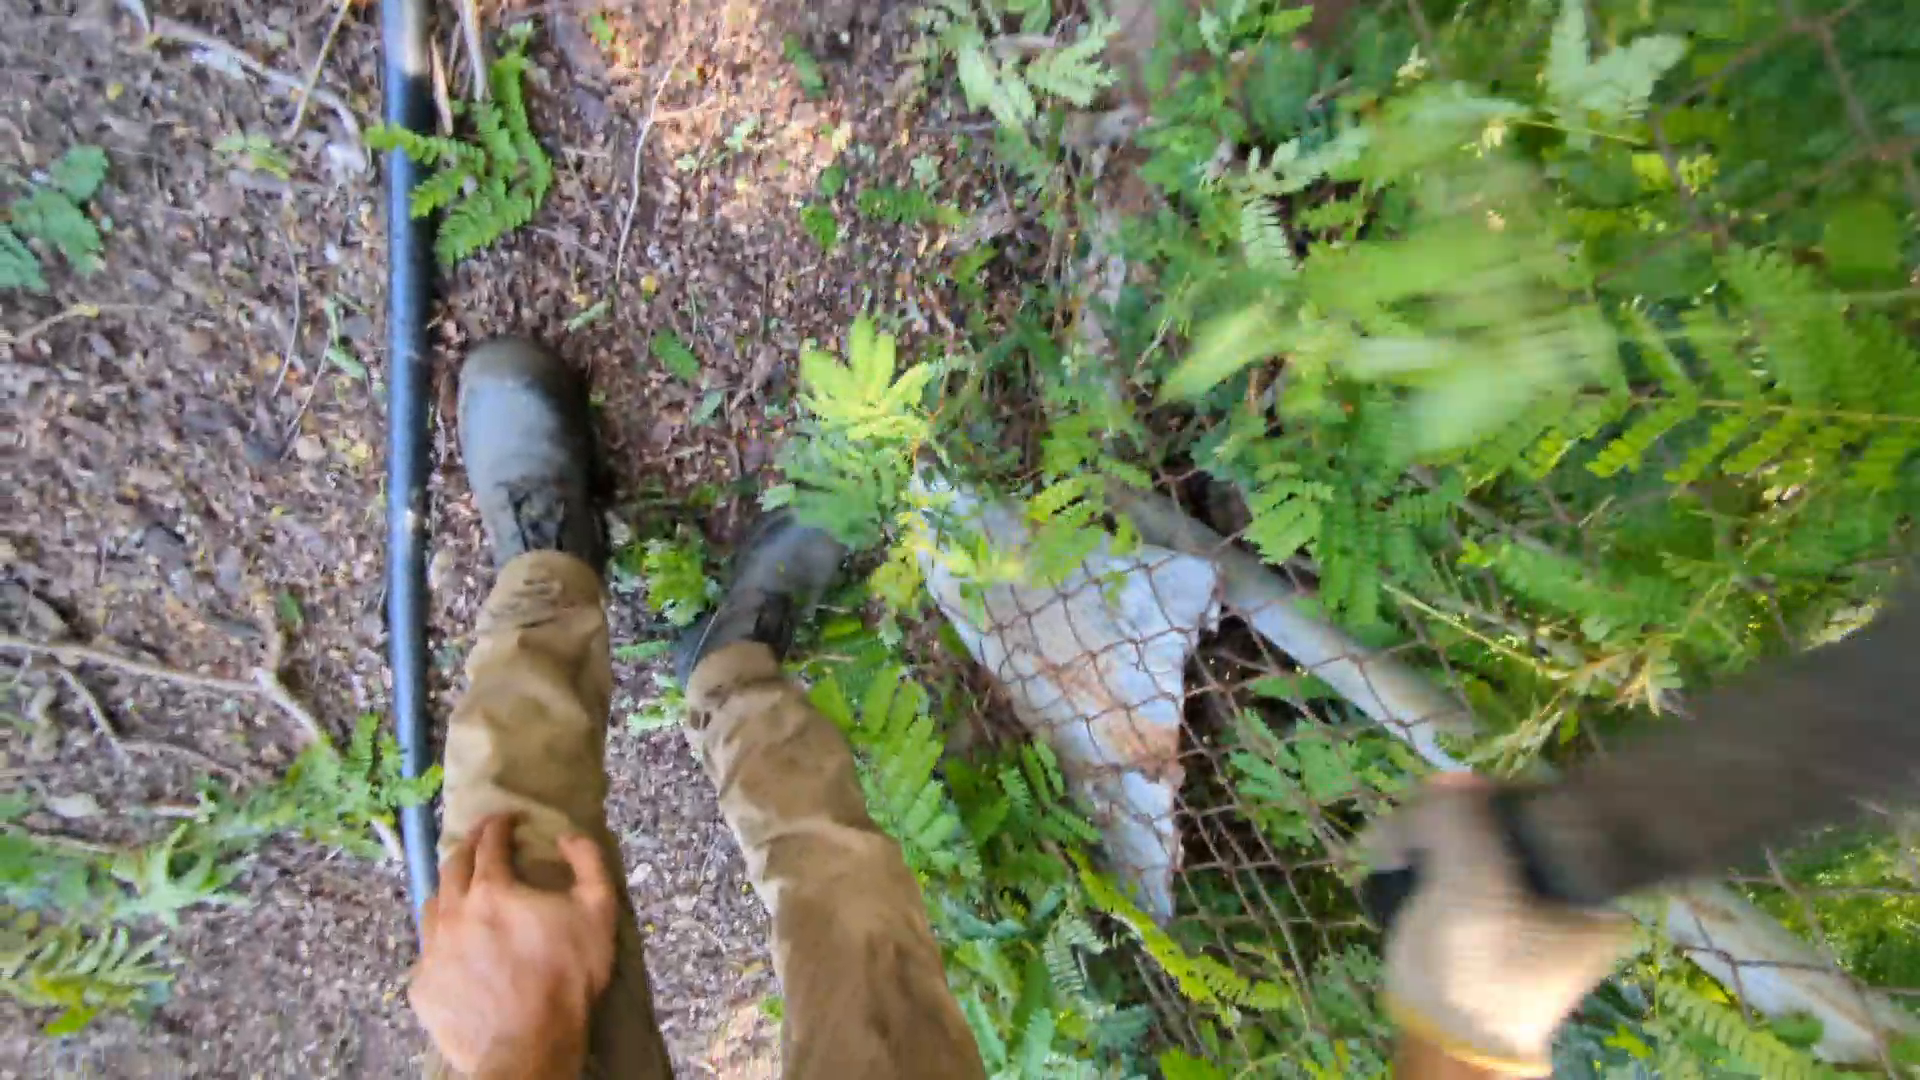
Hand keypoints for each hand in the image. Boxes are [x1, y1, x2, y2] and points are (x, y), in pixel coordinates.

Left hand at [408, 814, 618, 1078]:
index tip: (507, 817)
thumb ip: (587, 859)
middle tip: (483, 838)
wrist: (528, 1046)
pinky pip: (428, 947)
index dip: (498, 825)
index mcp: (494, 891)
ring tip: (465, 885)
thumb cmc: (569, 971)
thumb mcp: (599, 906)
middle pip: (451, 867)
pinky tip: (460, 938)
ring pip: (432, 905)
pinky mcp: (422, 987)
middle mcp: (454, 914)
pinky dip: (444, 931)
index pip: (489, 844)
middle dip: (468, 845)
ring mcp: (432, 953)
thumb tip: (567, 834)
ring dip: (450, 886)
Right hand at [1361, 778, 1629, 1076]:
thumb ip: (1463, 829)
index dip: (1487, 801)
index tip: (1446, 807)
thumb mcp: (1475, 893)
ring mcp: (1509, 882)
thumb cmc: (1476, 971)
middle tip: (1408, 840)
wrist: (1440, 1026)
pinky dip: (1410, 842)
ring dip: (1414, 831)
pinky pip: (1442, 843)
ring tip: (1391, 853)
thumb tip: (1452, 774)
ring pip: (1458, 825)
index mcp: (1585, 889)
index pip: (1539, 813)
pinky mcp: (1471, 887)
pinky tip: (1391, 855)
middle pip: (1490, 816)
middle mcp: (1552, 879)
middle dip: (1436, 822)